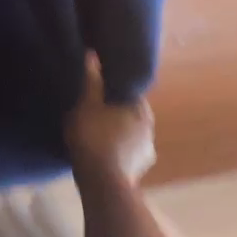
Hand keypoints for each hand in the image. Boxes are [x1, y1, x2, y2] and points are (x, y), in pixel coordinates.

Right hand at [64, 51, 155, 186]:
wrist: (103, 181)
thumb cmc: (94, 136)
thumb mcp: (87, 104)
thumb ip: (92, 81)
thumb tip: (93, 55)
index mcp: (140, 111)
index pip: (133, 92)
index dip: (117, 88)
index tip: (103, 85)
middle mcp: (150, 130)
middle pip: (134, 113)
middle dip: (118, 109)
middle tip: (97, 106)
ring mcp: (147, 152)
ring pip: (132, 133)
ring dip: (119, 129)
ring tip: (98, 128)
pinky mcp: (140, 169)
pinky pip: (129, 150)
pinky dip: (119, 146)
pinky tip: (103, 148)